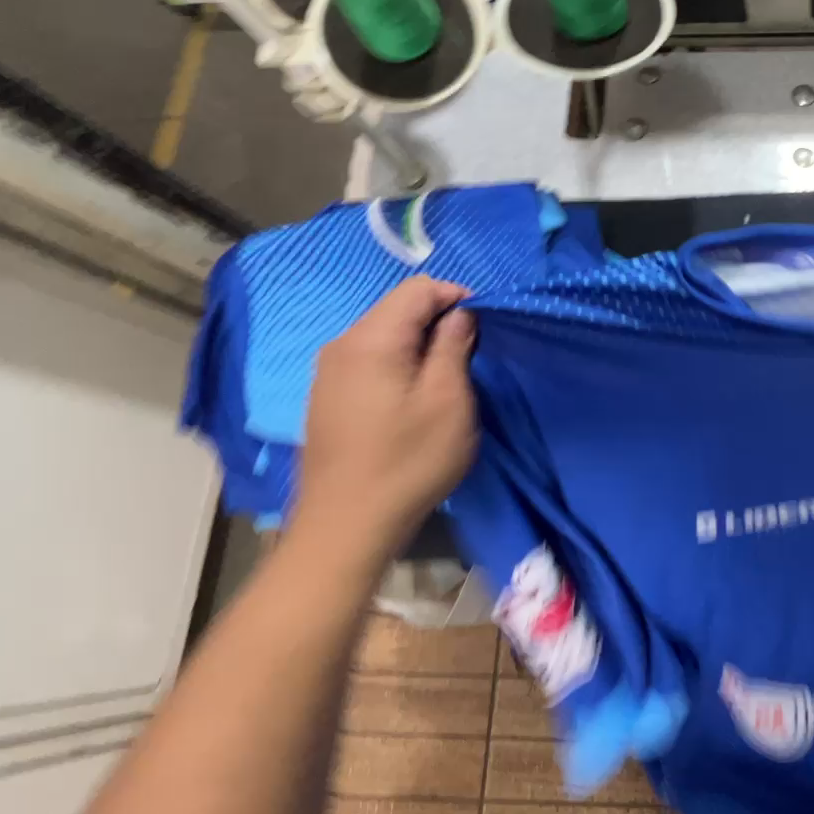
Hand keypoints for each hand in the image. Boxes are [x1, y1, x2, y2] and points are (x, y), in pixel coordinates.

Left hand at [293, 276, 479, 559]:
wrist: (347, 524)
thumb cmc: (409, 460)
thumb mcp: (449, 400)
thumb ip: (454, 346)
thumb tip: (460, 314)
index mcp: (371, 339)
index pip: (418, 289)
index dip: (458, 298)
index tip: (485, 330)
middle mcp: (342, 345)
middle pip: (398, 309)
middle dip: (439, 322)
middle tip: (471, 359)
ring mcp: (329, 373)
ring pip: (384, 336)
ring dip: (420, 346)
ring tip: (447, 381)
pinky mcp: (328, 397)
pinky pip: (370, 361)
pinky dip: (399, 365)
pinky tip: (414, 400)